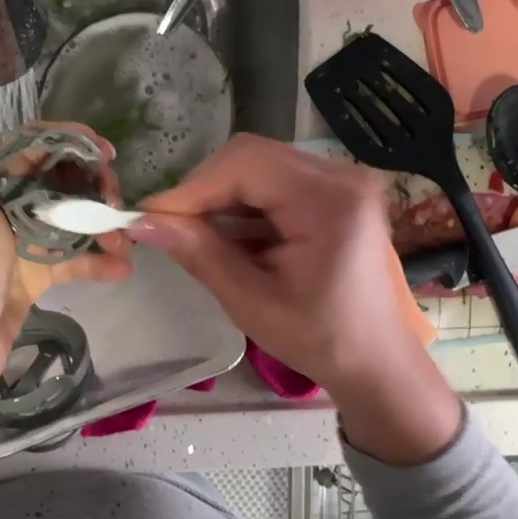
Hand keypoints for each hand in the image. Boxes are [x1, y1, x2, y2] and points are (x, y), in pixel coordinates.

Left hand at [0, 83, 131, 395]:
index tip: (104, 150)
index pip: (31, 147)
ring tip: (126, 240)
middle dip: (93, 187)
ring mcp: (19, 243)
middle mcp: (1, 207)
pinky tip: (123, 269)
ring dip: (101, 226)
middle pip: (58, 182)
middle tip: (118, 201)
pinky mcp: (34, 278)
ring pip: (70, 221)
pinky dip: (96, 263)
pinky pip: (72, 262)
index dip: (68, 142)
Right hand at [130, 135, 458, 462]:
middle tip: (169, 229)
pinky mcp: (334, 195)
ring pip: (258, 168)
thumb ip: (199, 255)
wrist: (375, 361)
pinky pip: (274, 184)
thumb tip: (142, 224)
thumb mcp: (251, 302)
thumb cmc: (319, 339)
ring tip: (194, 238)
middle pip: (251, 158)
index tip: (150, 220)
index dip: (191, 188)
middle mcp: (341, 177)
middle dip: (203, 191)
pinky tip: (227, 239)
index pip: (245, 164)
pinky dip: (242, 207)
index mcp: (330, 201)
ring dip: (219, 199)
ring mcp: (340, 182)